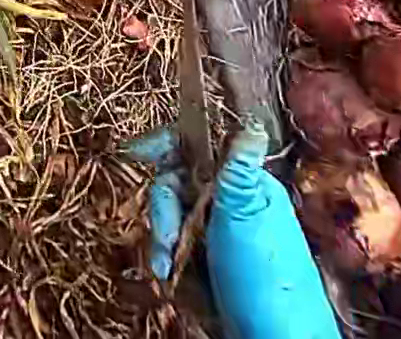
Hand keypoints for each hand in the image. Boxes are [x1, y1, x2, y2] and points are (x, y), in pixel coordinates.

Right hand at [128, 119, 337, 338]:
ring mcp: (215, 232)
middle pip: (176, 180)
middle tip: (168, 238)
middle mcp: (227, 200)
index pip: (198, 145)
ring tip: (169, 269)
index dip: (166, 144)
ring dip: (163, 237)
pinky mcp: (204, 262)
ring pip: (171, 214)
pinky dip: (167, 258)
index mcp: (242, 181)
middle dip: (164, 206)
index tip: (137, 152)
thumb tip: (251, 123)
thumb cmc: (264, 275)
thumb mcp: (246, 214)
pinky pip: (173, 245)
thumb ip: (238, 167)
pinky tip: (171, 277)